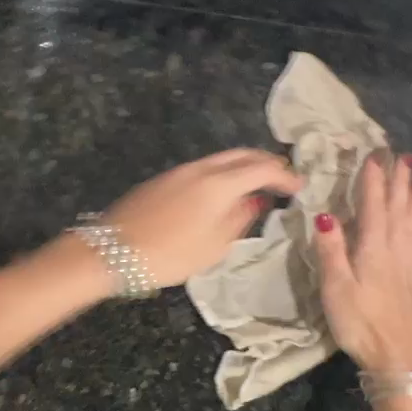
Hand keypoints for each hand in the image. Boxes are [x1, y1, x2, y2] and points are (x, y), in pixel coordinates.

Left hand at [102, 149, 304, 288]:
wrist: (110, 252)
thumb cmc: (168, 255)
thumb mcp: (213, 246)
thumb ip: (240, 219)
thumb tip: (256, 201)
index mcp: (218, 183)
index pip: (261, 169)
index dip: (284, 176)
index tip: (300, 187)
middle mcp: (199, 169)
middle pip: (240, 155)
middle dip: (265, 163)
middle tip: (282, 178)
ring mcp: (176, 172)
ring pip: (218, 160)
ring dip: (241, 167)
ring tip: (256, 184)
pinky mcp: (160, 181)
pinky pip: (201, 169)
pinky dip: (221, 174)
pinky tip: (223, 191)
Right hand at [313, 152, 411, 371]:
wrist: (396, 358)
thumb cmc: (359, 323)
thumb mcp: (335, 287)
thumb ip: (331, 251)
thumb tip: (324, 215)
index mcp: (373, 249)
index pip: (373, 206)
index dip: (372, 180)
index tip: (373, 155)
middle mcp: (394, 250)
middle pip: (397, 209)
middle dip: (398, 182)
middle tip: (401, 156)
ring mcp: (406, 265)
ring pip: (411, 223)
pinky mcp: (411, 280)